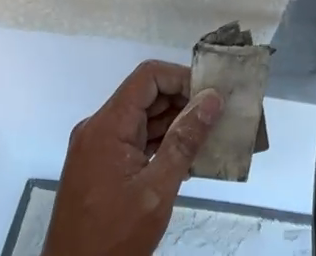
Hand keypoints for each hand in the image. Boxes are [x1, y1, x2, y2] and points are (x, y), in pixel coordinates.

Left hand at [44, 60, 223, 255]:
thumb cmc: (114, 238)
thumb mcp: (157, 190)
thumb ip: (185, 140)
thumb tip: (212, 99)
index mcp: (107, 126)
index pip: (148, 77)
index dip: (181, 78)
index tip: (211, 97)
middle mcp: (98, 128)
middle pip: (145, 95)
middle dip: (183, 101)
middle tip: (218, 117)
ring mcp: (97, 148)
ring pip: (142, 118)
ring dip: (174, 123)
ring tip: (210, 136)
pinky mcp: (100, 166)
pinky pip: (134, 139)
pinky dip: (160, 142)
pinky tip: (187, 156)